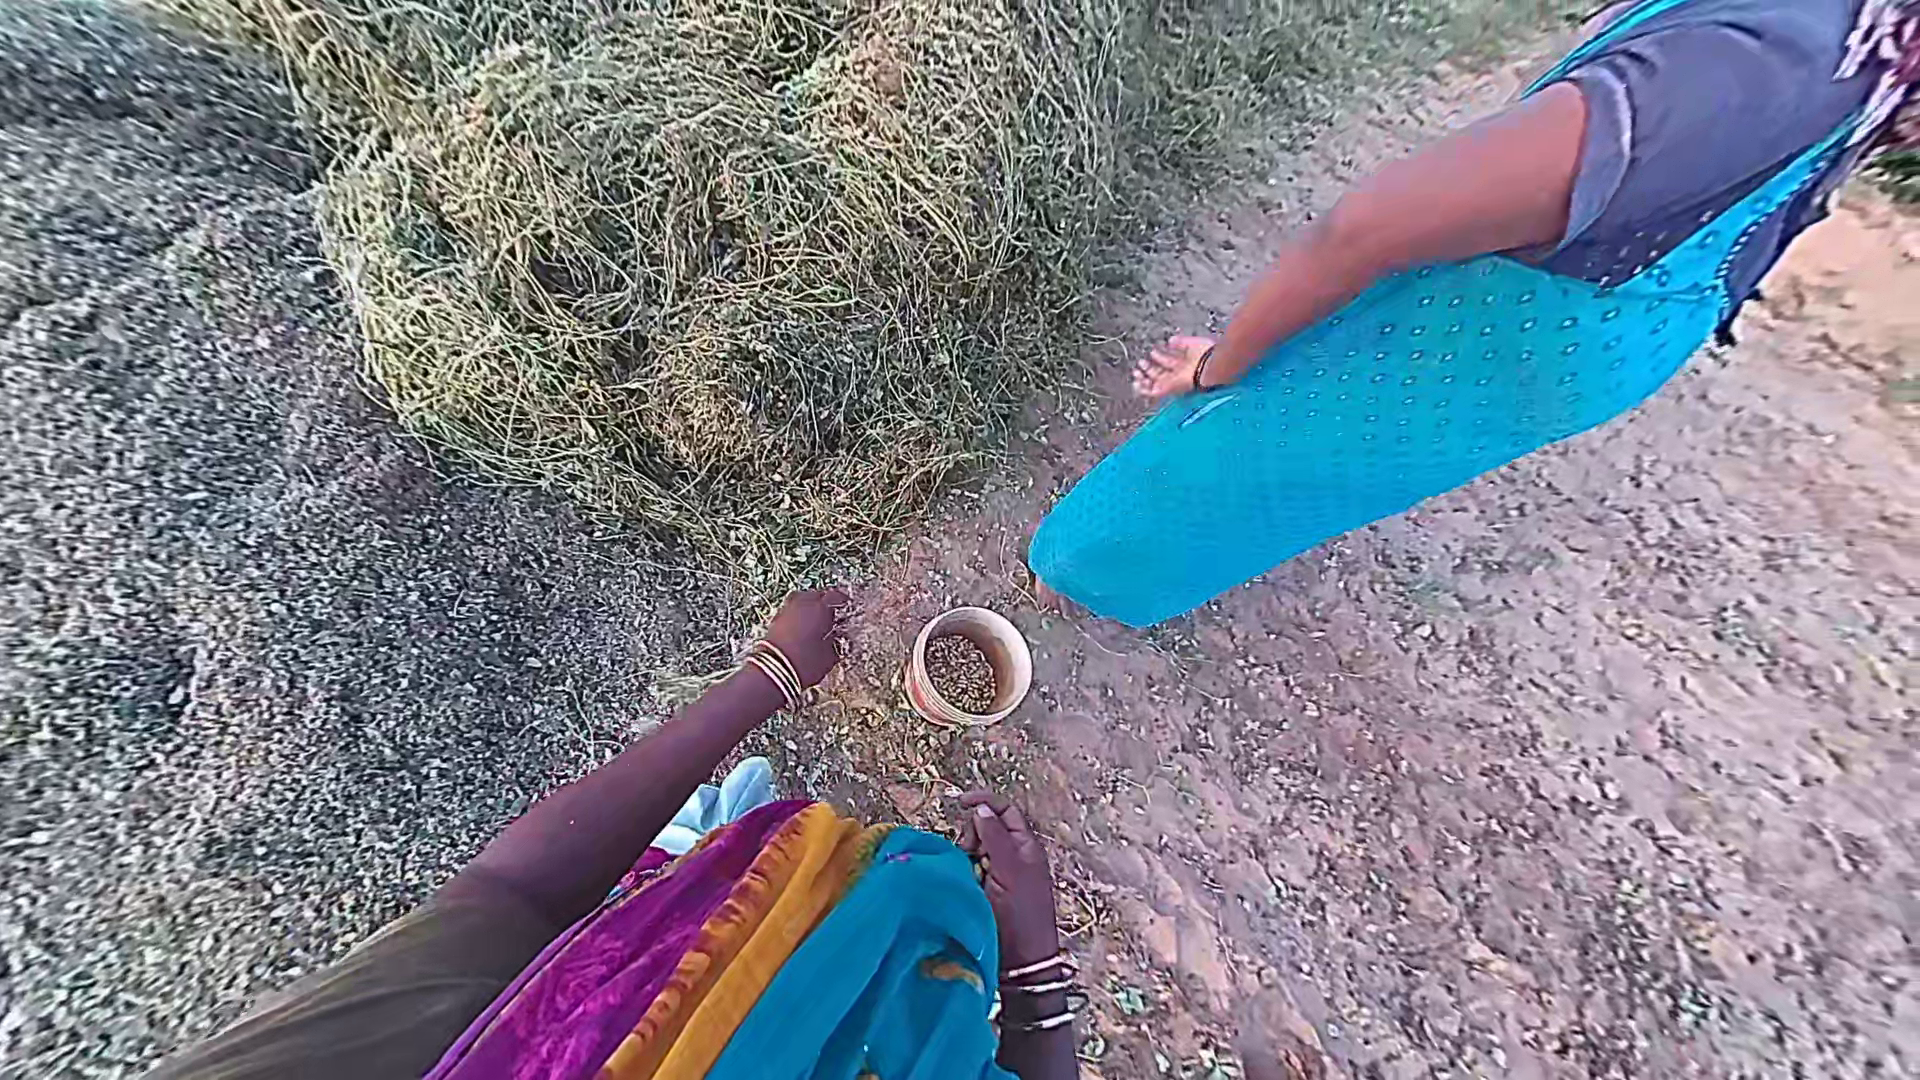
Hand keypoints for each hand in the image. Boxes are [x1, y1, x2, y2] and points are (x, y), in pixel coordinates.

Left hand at [764, 587, 847, 686]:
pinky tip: (802, 627)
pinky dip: (797, 614)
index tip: (846, 605)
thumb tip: (840, 639)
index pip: (834, 596)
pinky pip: (790, 610)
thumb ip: (838, 643)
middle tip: (832, 611)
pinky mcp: (774, 621)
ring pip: (800, 599)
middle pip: (815, 594)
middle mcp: (802, 604)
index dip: (842, 600)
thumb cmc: (804, 663)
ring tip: (816, 617)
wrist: (773, 672)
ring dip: (809, 605)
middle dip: (824, 600)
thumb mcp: (830, 656)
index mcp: (819, 608)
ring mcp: (786, 611)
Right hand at [957, 790, 1059, 969]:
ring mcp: (999, 874)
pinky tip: (967, 885)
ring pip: (975, 848)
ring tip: (972, 876)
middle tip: (972, 855)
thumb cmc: (1022, 917)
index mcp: (1025, 846)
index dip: (984, 802)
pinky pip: (969, 869)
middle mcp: (1013, 855)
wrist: (1021, 967)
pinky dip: (965, 871)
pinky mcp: (986, 890)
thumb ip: (996, 836)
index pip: (1004, 810)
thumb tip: (980, 809)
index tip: (961, 802)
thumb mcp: (1010, 871)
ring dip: (968, 855)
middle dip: (973, 834)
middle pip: (985, 826)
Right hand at [1132, 334, 1216, 399]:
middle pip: (1161, 373)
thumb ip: (1181, 342)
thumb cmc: (1206, 356)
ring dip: (1144, 377)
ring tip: (1136, 371)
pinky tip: (1137, 382)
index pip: (1169, 361)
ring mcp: (1172, 382)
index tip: (1152, 352)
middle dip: (1150, 367)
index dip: (1160, 356)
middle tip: (1141, 362)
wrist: (1210, 368)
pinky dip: (1143, 388)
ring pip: (1155, 382)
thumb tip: (1169, 341)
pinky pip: (1151, 392)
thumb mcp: (1193, 343)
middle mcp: (1178, 374)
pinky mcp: (1166, 389)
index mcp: (1185, 363)